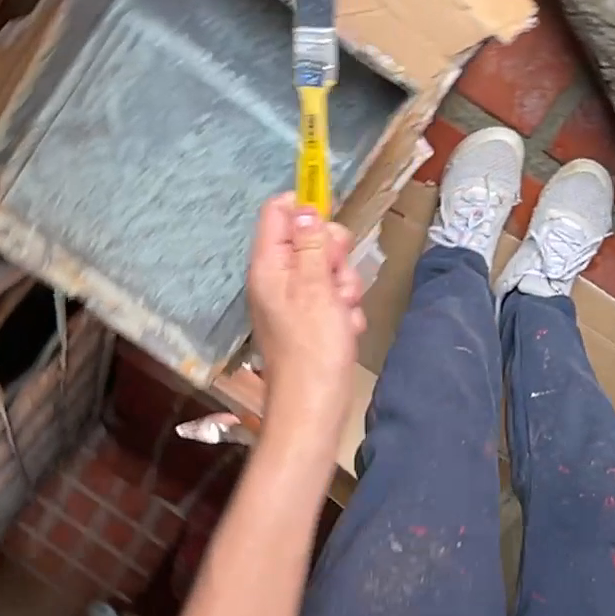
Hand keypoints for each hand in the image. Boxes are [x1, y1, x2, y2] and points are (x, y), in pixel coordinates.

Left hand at [246, 195, 366, 443]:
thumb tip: (305, 206)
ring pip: (327, 266)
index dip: (306, 207)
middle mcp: (277, 277)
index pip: (278, 211)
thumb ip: (312, 244)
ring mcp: (293, 298)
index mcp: (269, 265)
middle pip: (310, 236)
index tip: (332, 220)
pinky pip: (332, 294)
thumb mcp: (317, 287)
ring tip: (343, 311)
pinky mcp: (309, 317)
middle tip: (338, 278)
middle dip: (335, 253)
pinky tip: (345, 327)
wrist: (314, 409)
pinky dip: (343, 307)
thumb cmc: (314, 348)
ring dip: (344, 284)